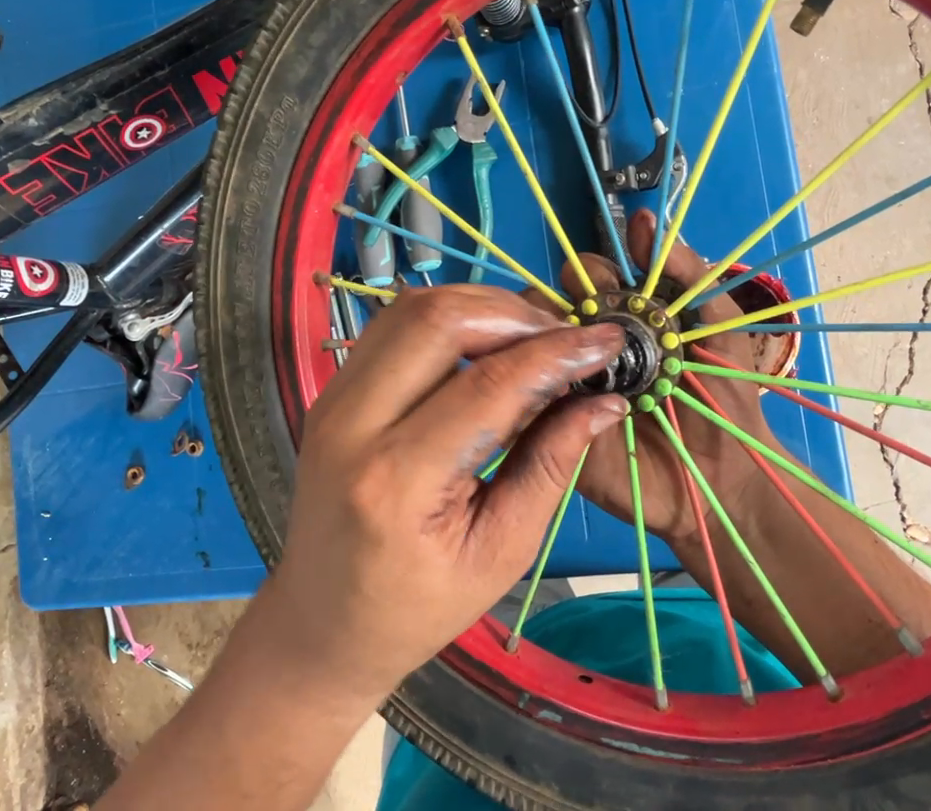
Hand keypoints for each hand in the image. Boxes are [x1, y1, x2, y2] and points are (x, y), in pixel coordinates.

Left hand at [256, 286, 627, 702]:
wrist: (321, 621)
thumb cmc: (416, 607)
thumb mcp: (500, 552)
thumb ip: (551, 466)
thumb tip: (603, 401)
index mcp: (396, 481)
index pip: (488, 385)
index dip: (557, 354)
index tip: (609, 342)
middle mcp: (352, 424)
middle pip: (438, 320)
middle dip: (516, 315)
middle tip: (566, 340)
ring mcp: (332, 400)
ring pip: (411, 308)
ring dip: (482, 309)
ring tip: (533, 339)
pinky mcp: (331, 391)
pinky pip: (392, 326)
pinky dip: (448, 320)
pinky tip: (487, 346)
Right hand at [542, 211, 782, 550]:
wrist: (725, 479)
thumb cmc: (725, 399)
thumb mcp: (718, 326)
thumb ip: (687, 272)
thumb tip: (643, 220)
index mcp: (623, 321)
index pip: (587, 280)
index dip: (590, 271)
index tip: (609, 279)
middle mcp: (587, 347)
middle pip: (550, 306)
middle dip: (561, 297)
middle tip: (588, 312)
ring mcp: (566, 386)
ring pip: (527, 346)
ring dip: (539, 336)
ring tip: (569, 345)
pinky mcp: (553, 428)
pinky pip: (523, 398)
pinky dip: (525, 381)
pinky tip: (547, 378)